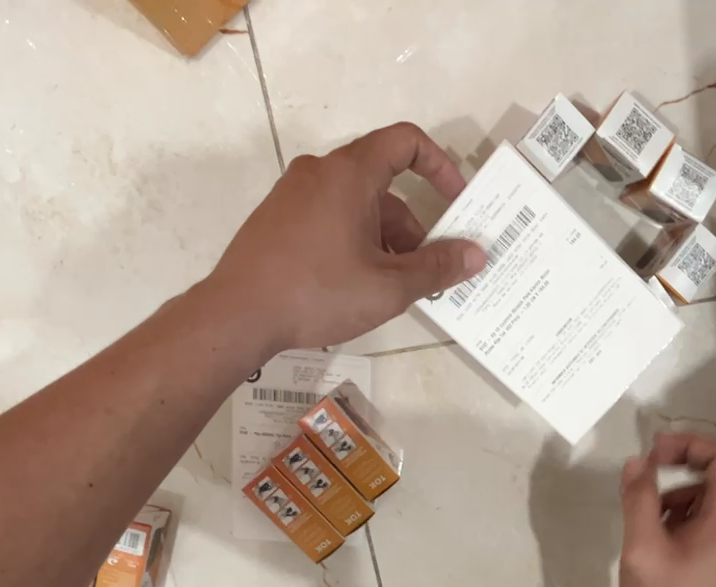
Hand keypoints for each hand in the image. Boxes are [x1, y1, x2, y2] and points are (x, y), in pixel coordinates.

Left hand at [206, 122, 486, 353]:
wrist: (239, 314)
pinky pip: (331, 219)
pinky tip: (357, 287)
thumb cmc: (319, 293)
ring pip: (357, 207)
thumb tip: (477, 254)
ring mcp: (294, 196)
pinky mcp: (279, 221)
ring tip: (393, 290)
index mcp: (349, 174)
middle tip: (428, 271)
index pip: (406, 142)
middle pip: (383, 185)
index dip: (440, 166)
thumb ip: (437, 268)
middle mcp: (320, 173)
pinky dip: (356, 243)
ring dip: (386, 241)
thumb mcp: (388, 287)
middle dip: (414, 227)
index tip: (457, 202)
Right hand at [619, 433, 715, 586]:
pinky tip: (655, 531)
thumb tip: (638, 462)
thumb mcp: (643, 546)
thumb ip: (639, 498)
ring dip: (678, 489)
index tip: (654, 453)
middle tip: (647, 470)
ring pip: (711, 492)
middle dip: (683, 462)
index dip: (690, 444)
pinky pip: (707, 514)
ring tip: (646, 511)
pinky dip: (681, 510)